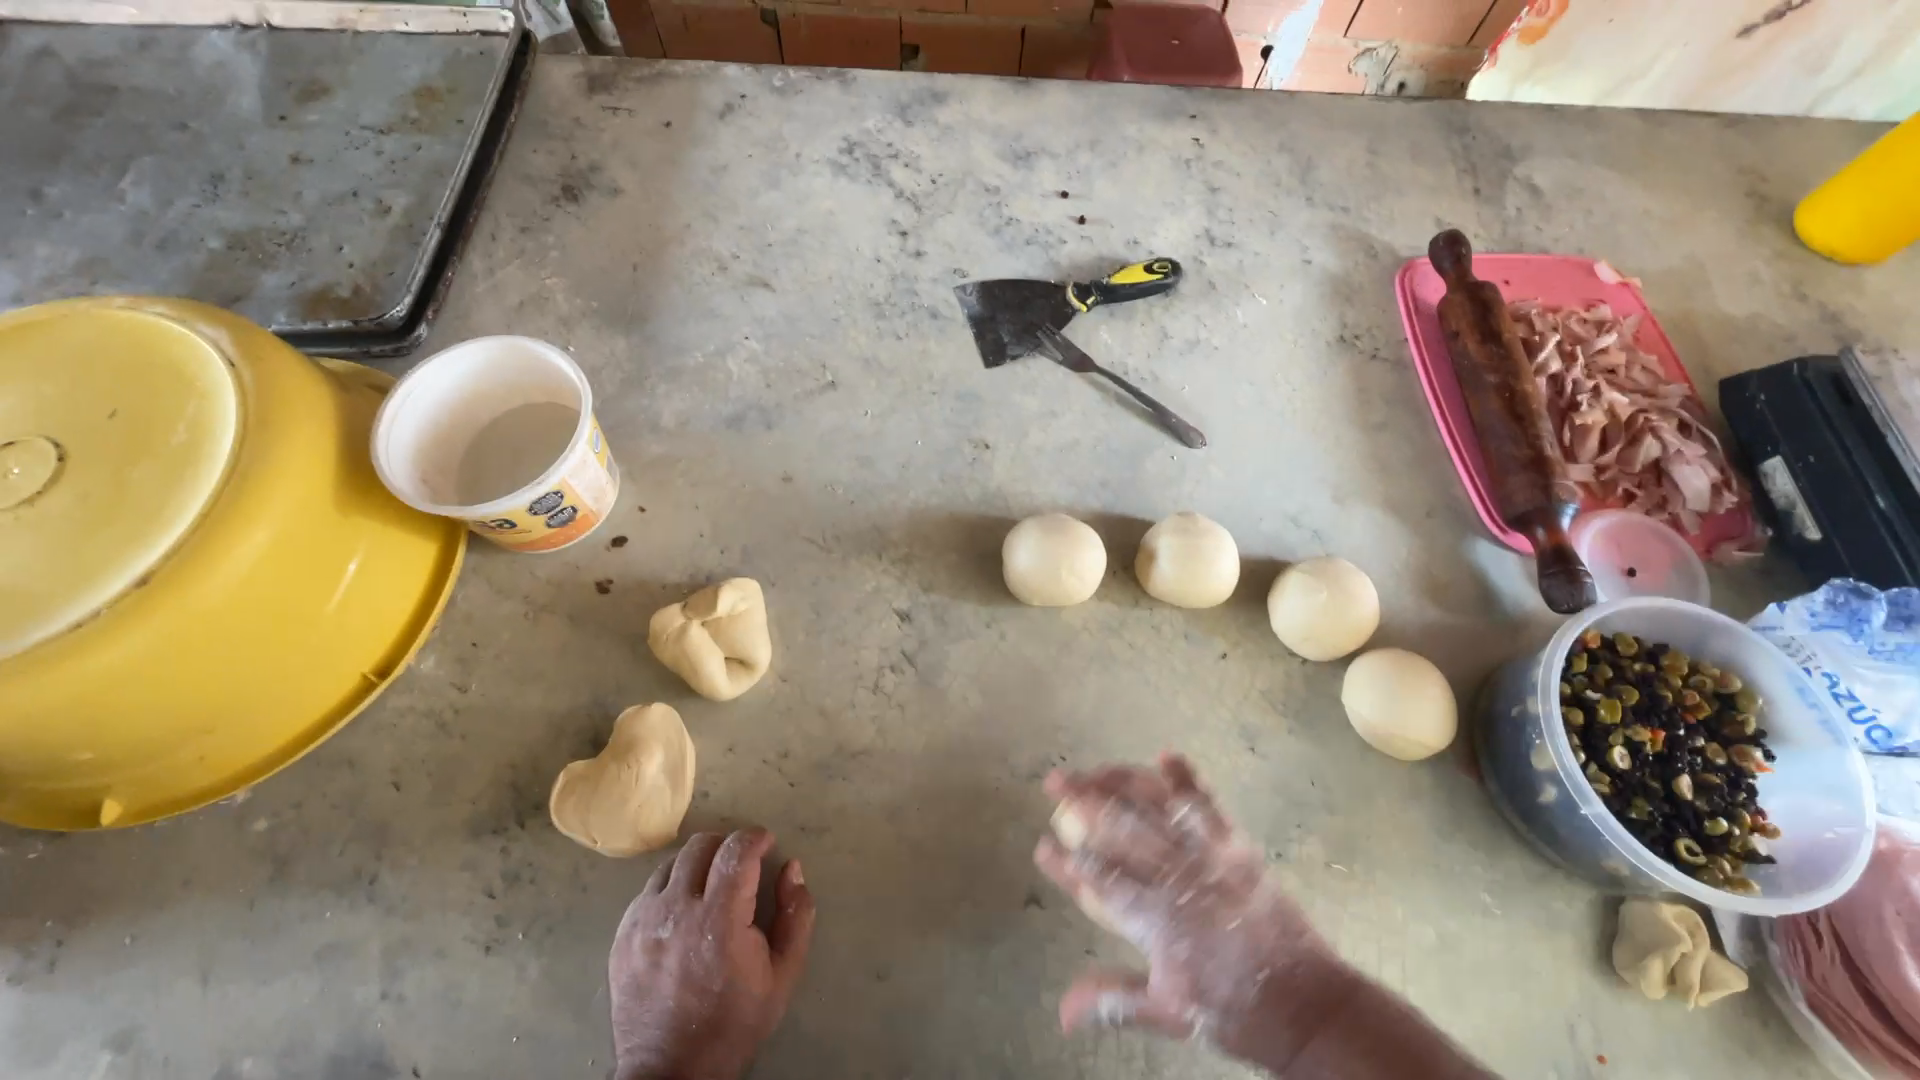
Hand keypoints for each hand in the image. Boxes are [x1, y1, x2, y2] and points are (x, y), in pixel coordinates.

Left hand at [610, 829, 815, 1079]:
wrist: (671, 1069)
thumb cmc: (735, 1022)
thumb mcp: (783, 974)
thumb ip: (795, 915)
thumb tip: (792, 868)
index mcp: (720, 920)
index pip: (736, 850)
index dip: (755, 837)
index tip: (767, 843)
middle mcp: (676, 911)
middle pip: (701, 846)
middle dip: (728, 845)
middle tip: (743, 864)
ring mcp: (642, 922)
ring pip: (672, 863)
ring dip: (698, 864)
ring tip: (712, 887)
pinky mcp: (622, 935)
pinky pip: (649, 890)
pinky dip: (672, 888)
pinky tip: (684, 911)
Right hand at [1033, 755, 1350, 1067]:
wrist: (1307, 1004)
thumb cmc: (1234, 1010)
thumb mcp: (1170, 1012)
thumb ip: (1114, 1000)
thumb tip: (1060, 1013)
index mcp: (1160, 920)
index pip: (1102, 882)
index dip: (1069, 864)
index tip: (1042, 847)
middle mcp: (1181, 878)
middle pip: (1123, 828)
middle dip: (1084, 802)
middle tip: (1054, 785)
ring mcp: (1211, 856)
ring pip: (1157, 807)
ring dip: (1122, 782)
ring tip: (1093, 769)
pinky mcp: (1238, 846)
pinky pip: (1207, 805)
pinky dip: (1186, 779)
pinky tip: (1166, 755)